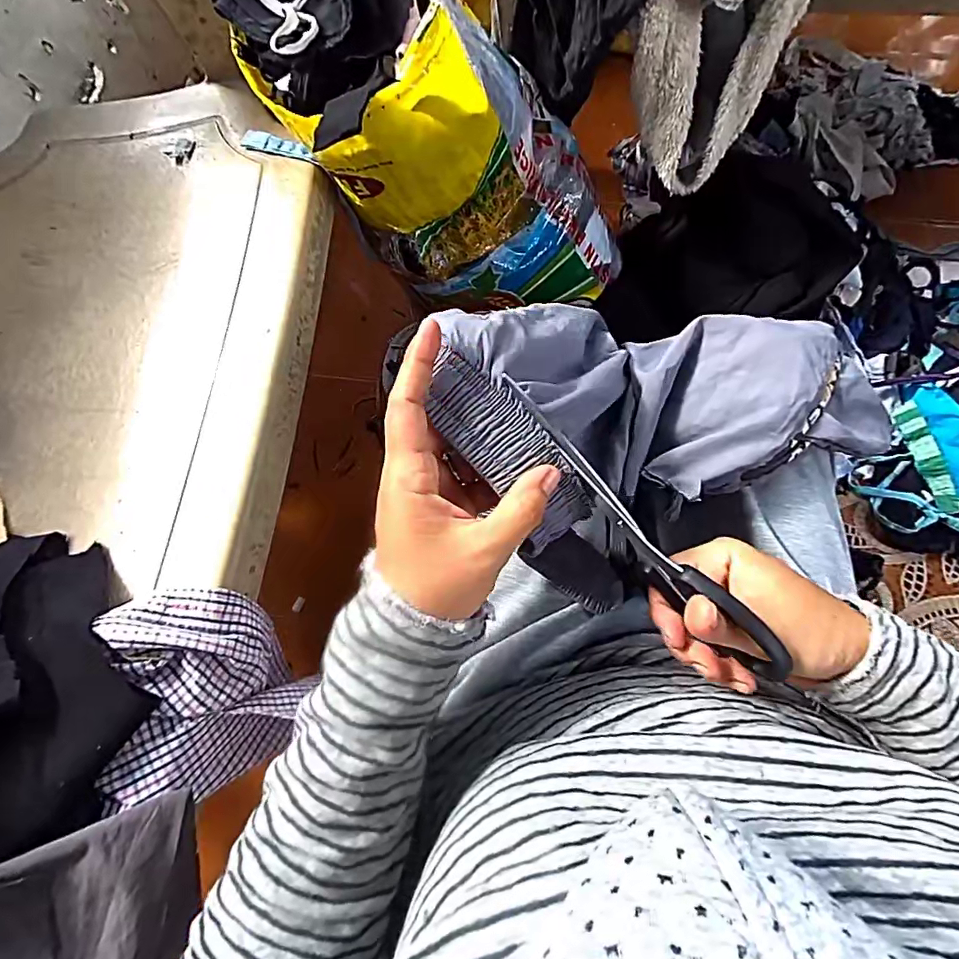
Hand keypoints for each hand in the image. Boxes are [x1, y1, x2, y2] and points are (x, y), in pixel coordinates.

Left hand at [374, 319, 558, 619]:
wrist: (412, 627)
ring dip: (465, 415)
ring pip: (443, 438)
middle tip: (475, 353)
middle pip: (424, 413)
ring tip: (495, 389)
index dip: (419, 366)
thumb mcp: (484, 549)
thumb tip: (551, 473)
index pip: (408, 408)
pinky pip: (457, 463)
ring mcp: (421, 486)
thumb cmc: (435, 589)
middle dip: (446, 380)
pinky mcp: (436, 500)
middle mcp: (409, 473)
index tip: (434, 332)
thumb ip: (520, 509)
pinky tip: (504, 441)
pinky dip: (478, 449)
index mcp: (408, 477)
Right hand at [648, 537, 870, 693]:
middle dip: (693, 644)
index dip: (670, 612)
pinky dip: (720, 663)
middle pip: (678, 608)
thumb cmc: (817, 632)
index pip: (672, 577)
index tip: (681, 639)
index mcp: (726, 558)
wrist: (846, 657)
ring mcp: (729, 599)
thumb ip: (720, 622)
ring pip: (691, 631)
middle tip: (711, 662)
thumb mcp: (763, 630)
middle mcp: (724, 574)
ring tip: (734, 672)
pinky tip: (741, 673)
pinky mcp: (734, 622)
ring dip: (708, 659)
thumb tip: (691, 615)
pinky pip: (709, 643)